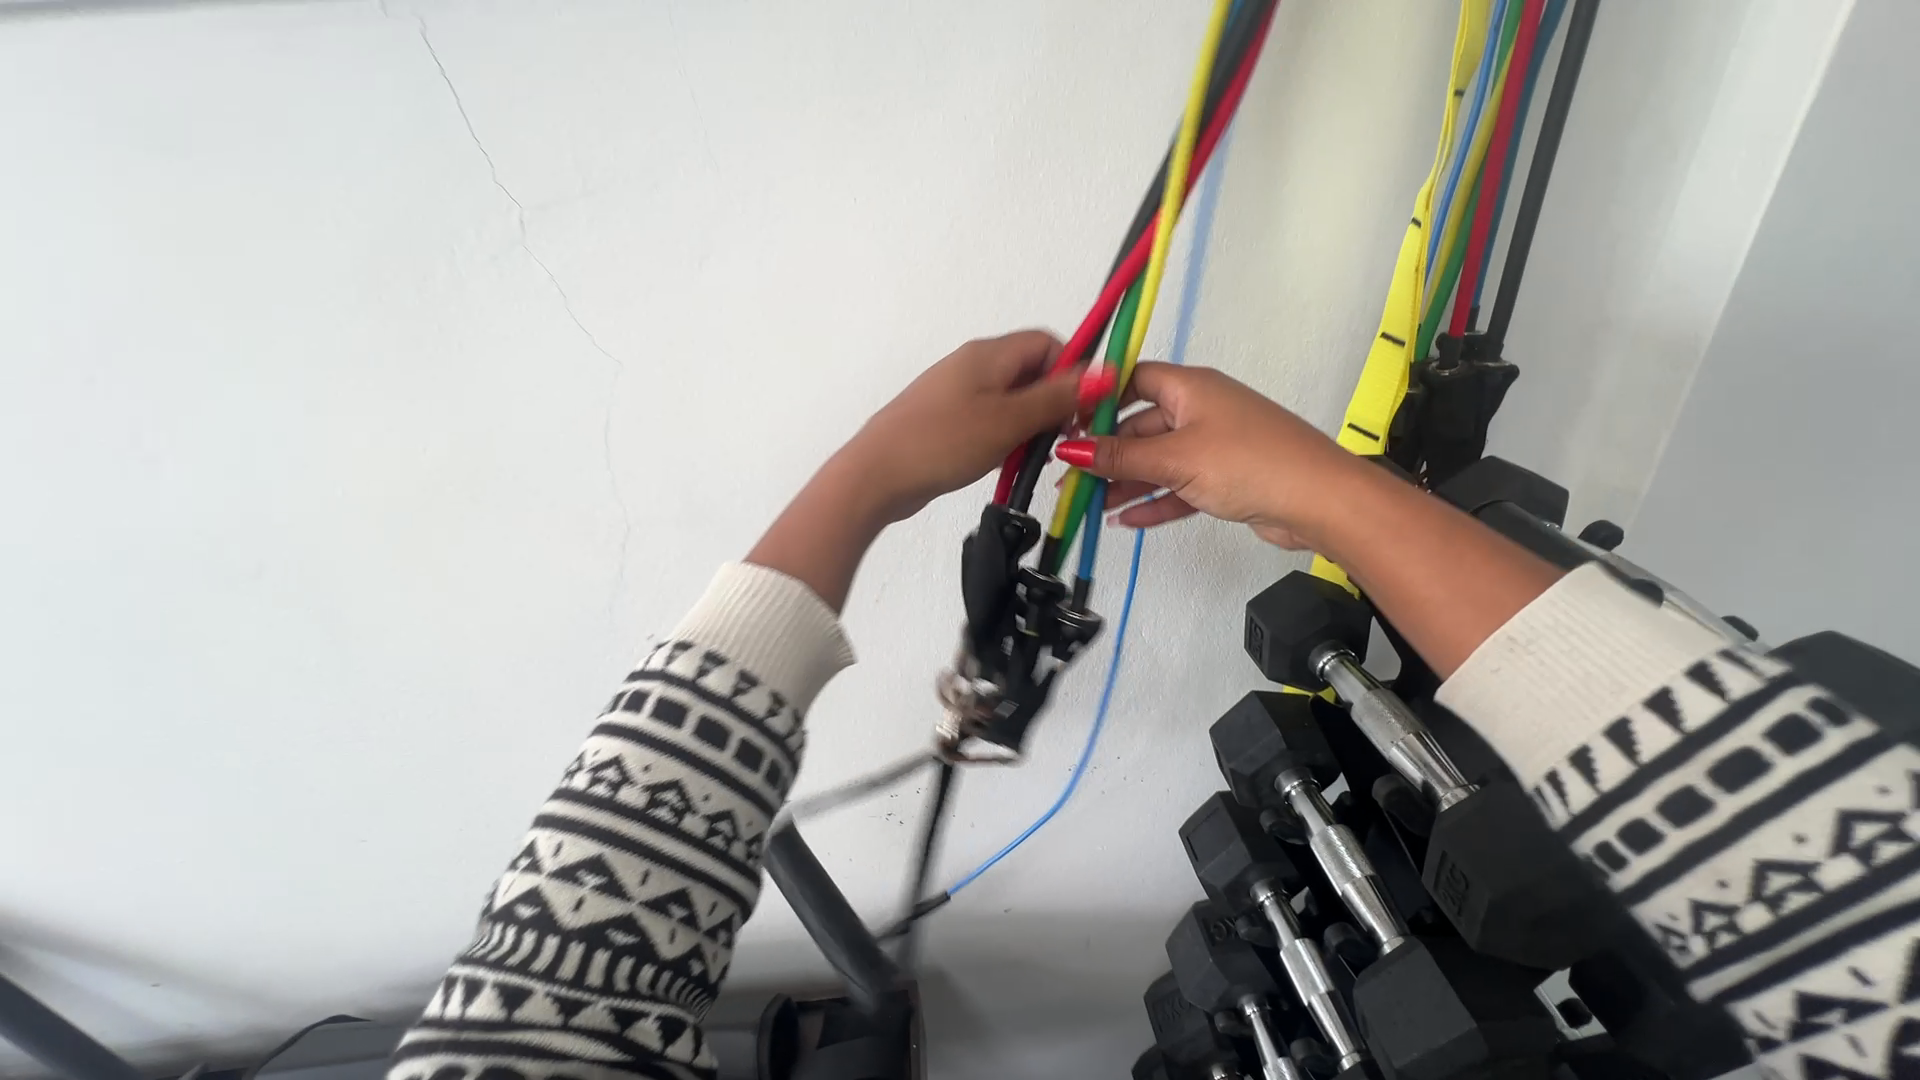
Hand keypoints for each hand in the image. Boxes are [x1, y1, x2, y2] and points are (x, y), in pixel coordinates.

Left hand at [750, 330, 1109, 611]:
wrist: (877, 475)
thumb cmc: (944, 442)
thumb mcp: (1010, 420)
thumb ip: (1058, 397)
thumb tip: (1104, 371)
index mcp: (989, 354)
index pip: (1047, 343)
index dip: (1073, 371)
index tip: (1084, 409)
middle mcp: (972, 365)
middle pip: (1030, 372)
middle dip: (1053, 403)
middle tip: (1063, 439)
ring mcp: (955, 394)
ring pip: (1010, 401)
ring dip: (1030, 425)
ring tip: (1033, 456)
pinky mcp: (945, 422)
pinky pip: (989, 421)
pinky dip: (1004, 439)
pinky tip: (1004, 464)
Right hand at [1053, 362, 1365, 548]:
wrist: (1320, 501)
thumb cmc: (1250, 463)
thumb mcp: (1174, 459)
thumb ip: (1119, 457)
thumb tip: (1069, 449)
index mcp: (1190, 388)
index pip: (1133, 381)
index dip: (1099, 401)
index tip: (1067, 426)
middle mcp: (1200, 410)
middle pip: (1140, 427)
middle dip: (1106, 454)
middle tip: (1071, 480)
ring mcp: (1213, 445)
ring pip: (1157, 461)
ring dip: (1126, 483)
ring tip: (1090, 505)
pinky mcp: (1224, 479)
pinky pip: (1178, 486)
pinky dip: (1154, 501)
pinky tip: (1126, 520)